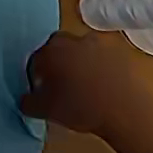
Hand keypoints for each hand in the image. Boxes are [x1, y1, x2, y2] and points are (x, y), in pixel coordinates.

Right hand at [21, 32, 152, 138]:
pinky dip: (99, 68)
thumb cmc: (80, 108)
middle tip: (61, 86)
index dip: (36, 77)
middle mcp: (71, 40)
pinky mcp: (120, 53)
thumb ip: (28, 102)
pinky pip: (102, 58)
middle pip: (57, 48)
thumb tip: (26, 99)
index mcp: (49, 50)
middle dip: (56, 63)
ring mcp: (97, 44)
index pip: (35, 60)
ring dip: (79, 62)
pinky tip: (102, 87)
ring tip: (84, 87)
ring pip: (81, 50)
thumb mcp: (45, 111)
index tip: (41, 92)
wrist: (127, 112)